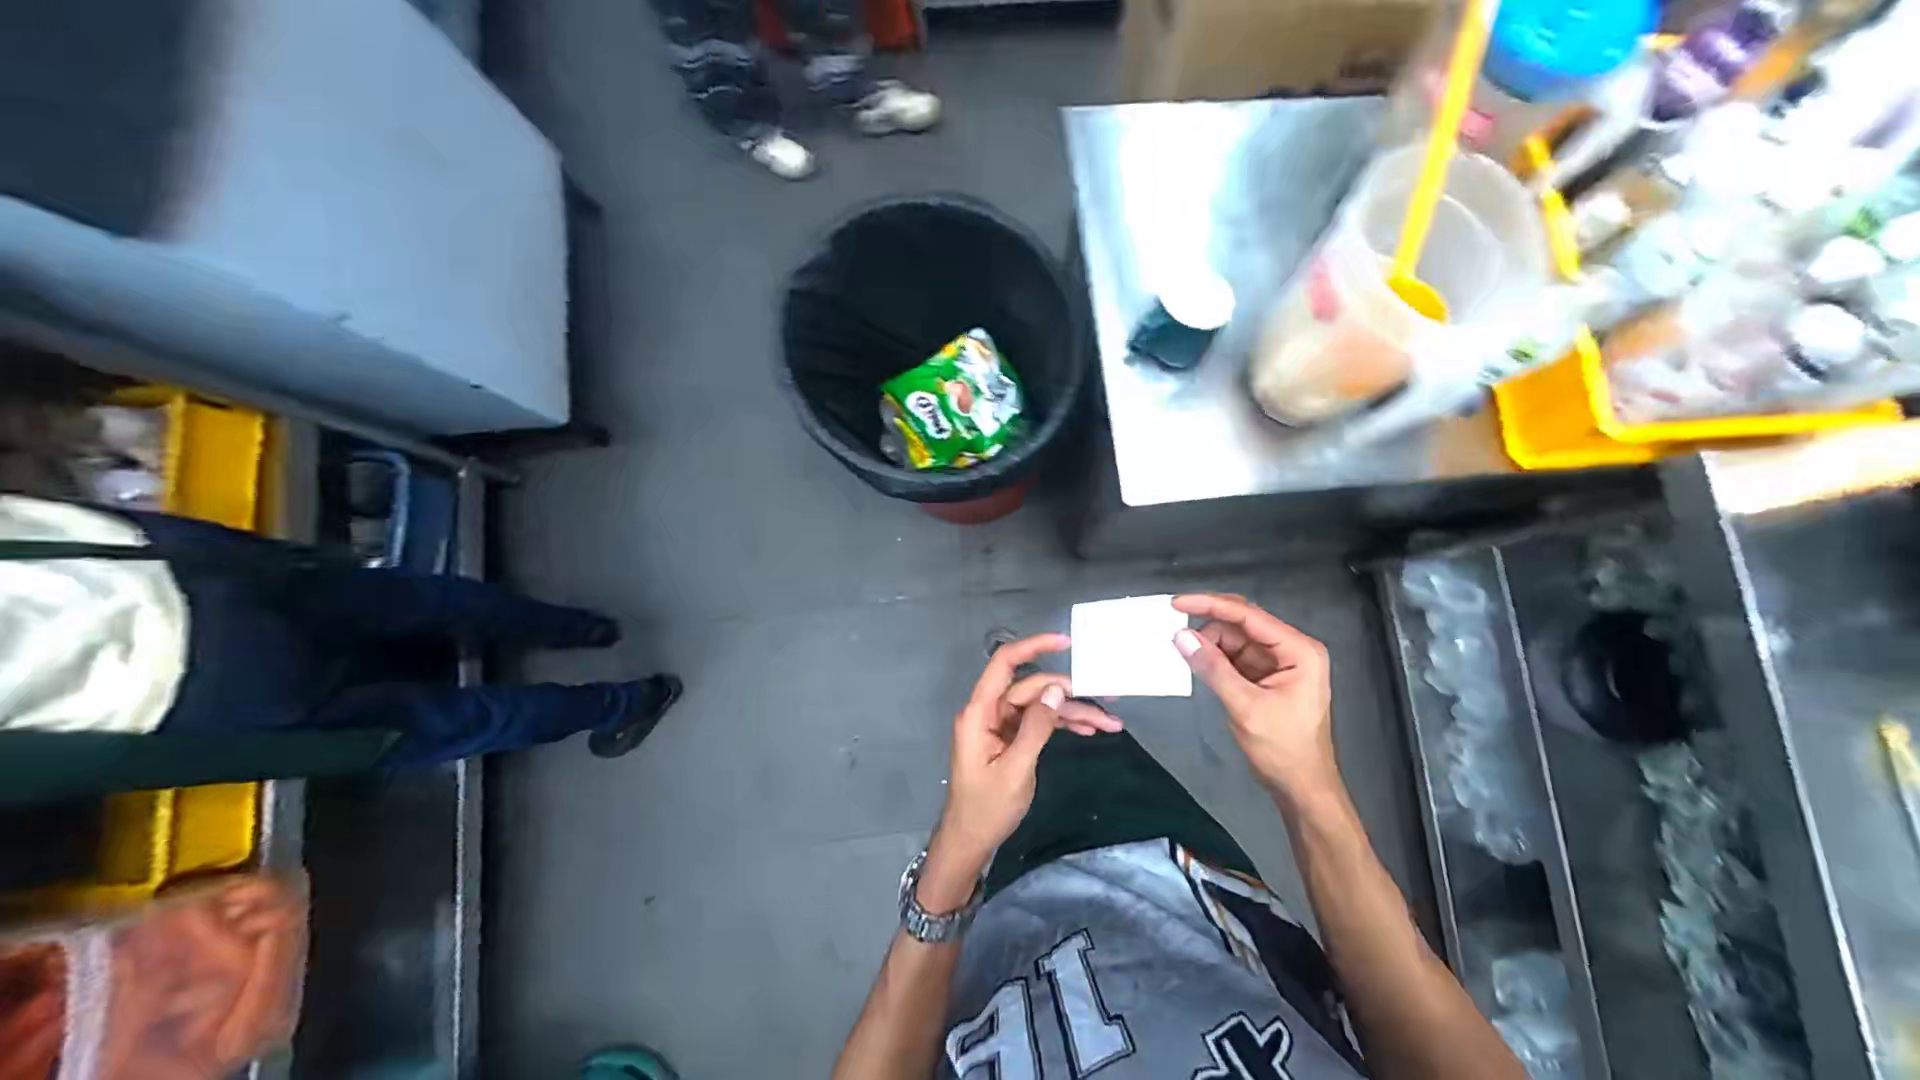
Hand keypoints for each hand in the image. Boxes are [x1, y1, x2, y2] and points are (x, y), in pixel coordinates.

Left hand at [921, 633, 1121, 911]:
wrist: (970, 841)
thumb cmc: (986, 808)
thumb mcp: (1015, 770)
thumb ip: (1036, 728)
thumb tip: (1056, 691)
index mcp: (979, 713)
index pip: (1004, 665)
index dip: (1033, 647)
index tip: (1066, 642)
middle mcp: (988, 712)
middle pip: (1031, 688)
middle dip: (1068, 693)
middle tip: (1107, 700)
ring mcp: (999, 725)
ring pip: (1039, 706)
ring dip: (1071, 712)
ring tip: (1108, 723)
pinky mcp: (1010, 739)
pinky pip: (1038, 723)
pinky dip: (1062, 725)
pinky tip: (1089, 729)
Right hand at [1173, 594, 1341, 807]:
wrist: (1302, 787)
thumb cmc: (1283, 748)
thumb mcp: (1244, 707)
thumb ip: (1213, 668)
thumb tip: (1180, 637)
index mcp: (1298, 650)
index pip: (1249, 616)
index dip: (1211, 605)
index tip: (1177, 604)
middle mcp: (1291, 649)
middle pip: (1242, 623)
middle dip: (1208, 623)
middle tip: (1173, 629)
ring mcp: (1278, 662)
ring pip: (1235, 638)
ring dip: (1208, 642)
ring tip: (1182, 651)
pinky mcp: (1265, 676)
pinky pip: (1234, 655)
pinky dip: (1214, 656)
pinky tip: (1195, 659)